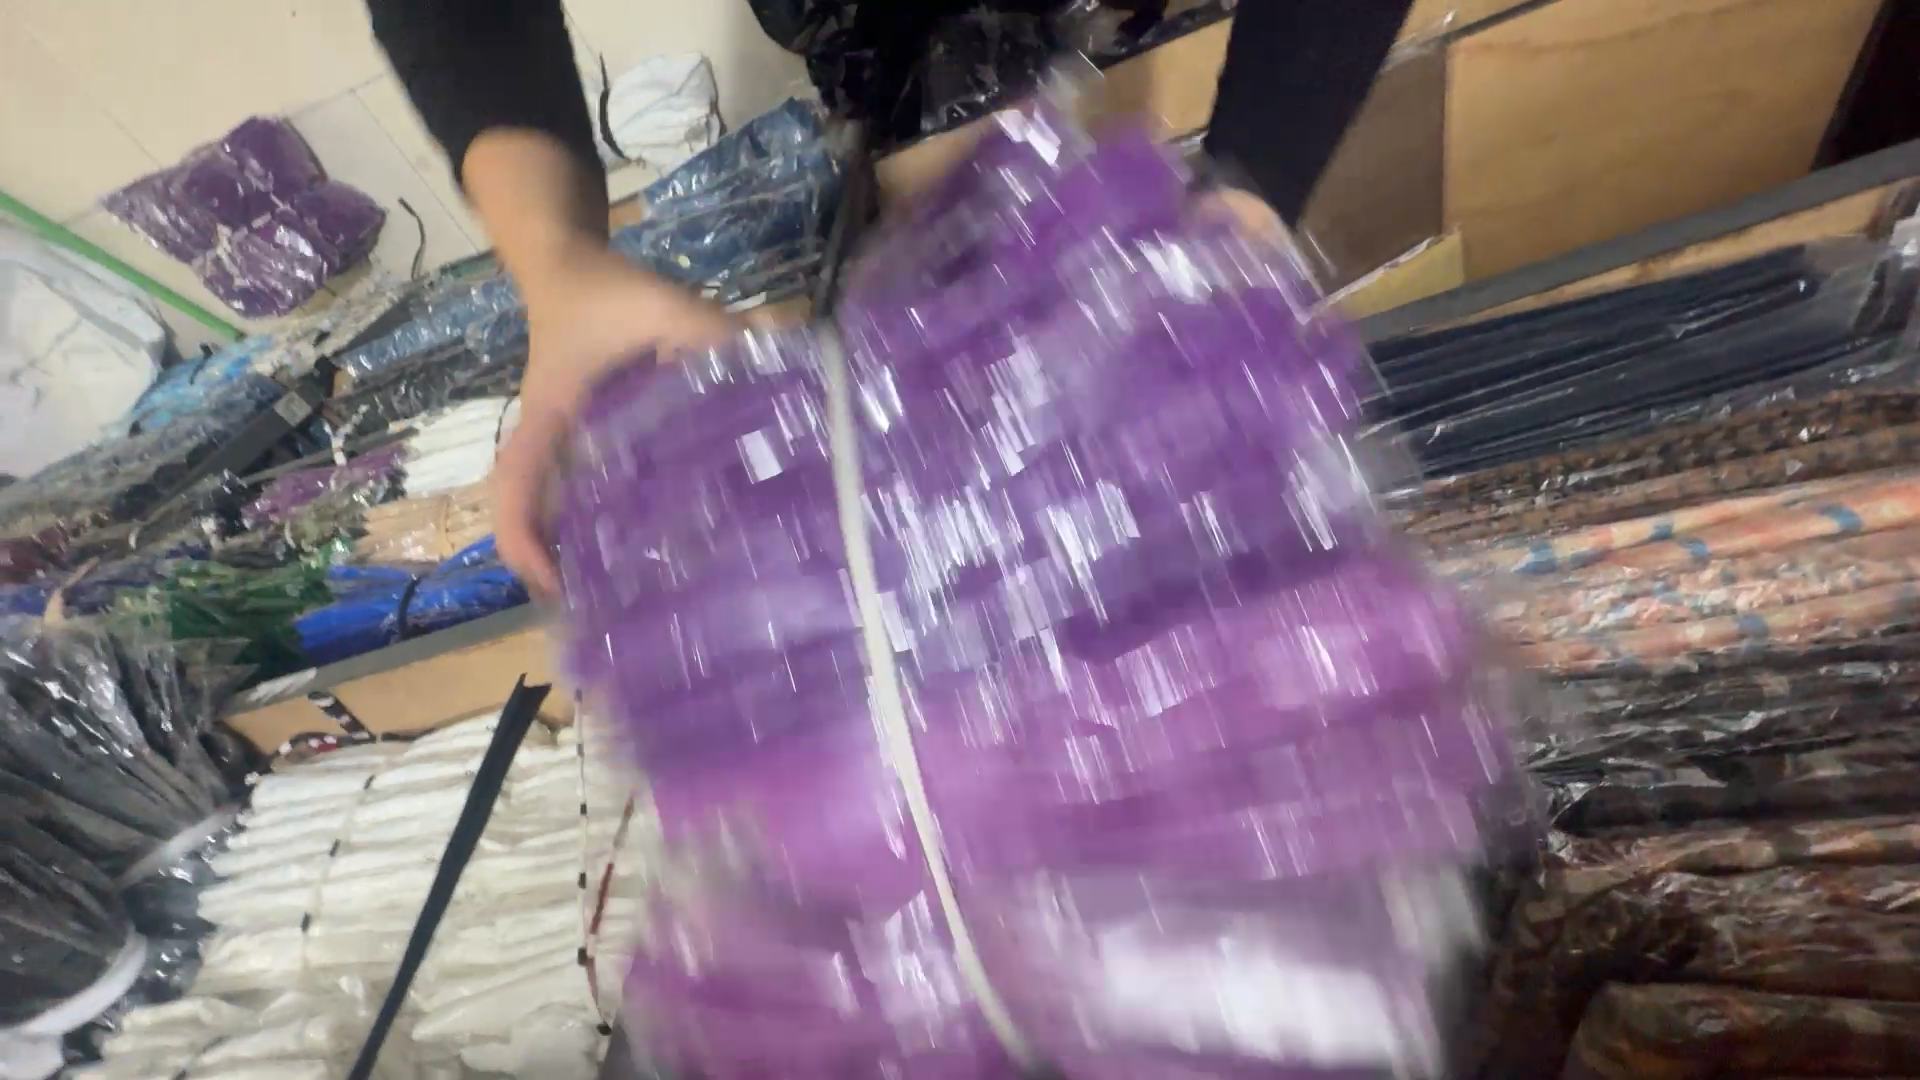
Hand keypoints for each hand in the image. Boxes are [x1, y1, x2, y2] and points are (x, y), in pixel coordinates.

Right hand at [492, 245, 737, 594]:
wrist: (570, 266)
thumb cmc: (604, 292)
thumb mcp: (662, 306)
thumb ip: (716, 332)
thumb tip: (778, 363)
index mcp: (551, 416)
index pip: (515, 484)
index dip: (523, 538)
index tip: (553, 585)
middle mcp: (552, 438)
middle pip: (535, 512)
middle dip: (560, 564)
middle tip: (611, 611)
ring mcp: (569, 440)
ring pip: (561, 504)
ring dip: (584, 547)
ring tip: (637, 592)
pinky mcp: (592, 435)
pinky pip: (591, 483)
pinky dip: (610, 516)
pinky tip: (664, 535)